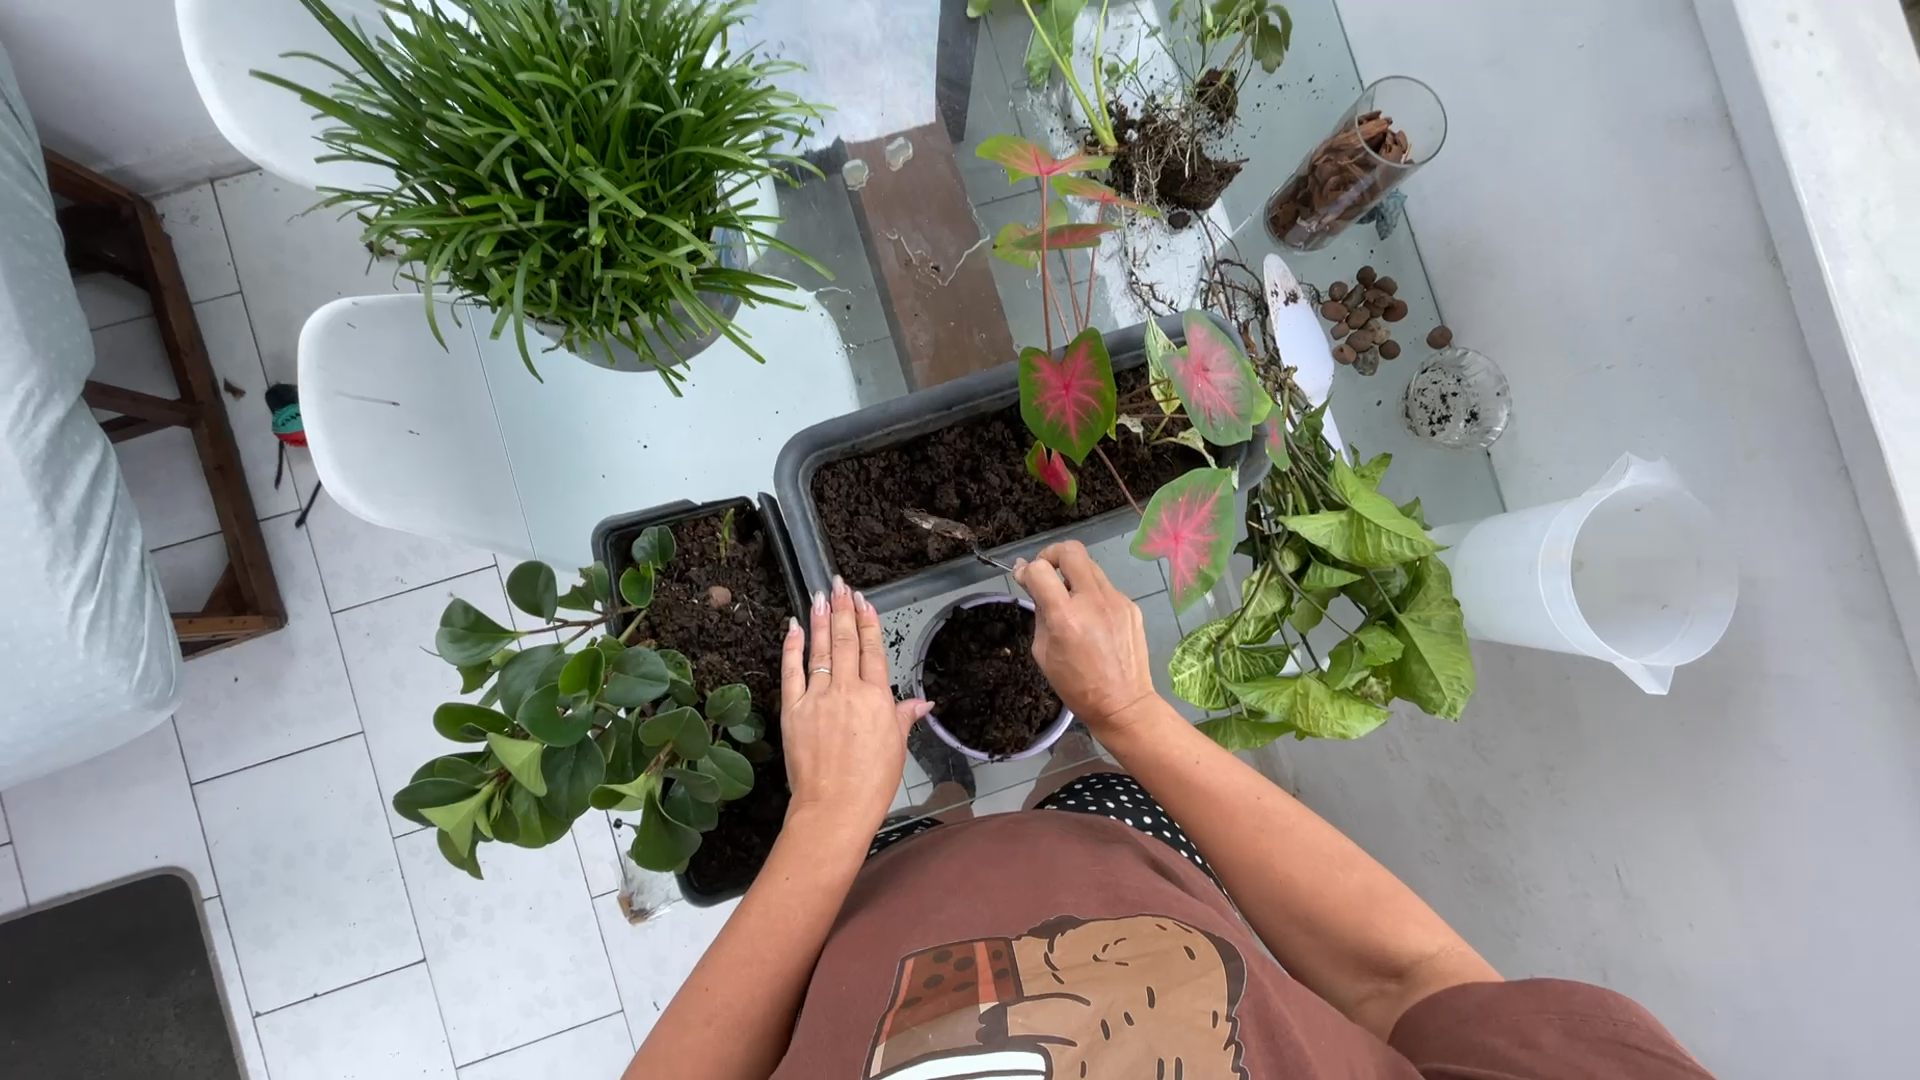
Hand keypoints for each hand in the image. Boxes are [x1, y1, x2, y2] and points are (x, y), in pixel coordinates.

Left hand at [780, 576, 932, 838]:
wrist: (834, 808)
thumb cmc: (871, 783)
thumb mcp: (897, 747)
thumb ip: (905, 716)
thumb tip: (923, 701)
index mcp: (876, 698)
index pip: (872, 650)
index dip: (868, 622)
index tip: (863, 600)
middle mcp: (847, 691)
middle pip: (846, 641)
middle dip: (844, 609)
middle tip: (839, 584)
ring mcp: (818, 698)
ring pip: (820, 649)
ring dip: (820, 619)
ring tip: (820, 595)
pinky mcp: (793, 710)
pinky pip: (791, 672)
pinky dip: (792, 647)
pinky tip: (794, 627)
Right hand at [1014, 542, 1159, 736]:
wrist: (1123, 703)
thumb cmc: (1076, 685)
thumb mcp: (1042, 652)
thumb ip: (1040, 614)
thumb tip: (1033, 585)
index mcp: (1065, 617)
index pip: (1040, 570)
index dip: (1027, 570)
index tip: (1024, 577)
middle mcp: (1092, 601)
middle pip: (1071, 550)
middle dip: (1052, 554)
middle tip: (1047, 572)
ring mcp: (1116, 601)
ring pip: (1090, 565)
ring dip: (1073, 573)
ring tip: (1069, 596)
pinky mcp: (1131, 606)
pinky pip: (1105, 587)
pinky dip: (1092, 593)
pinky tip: (1092, 617)